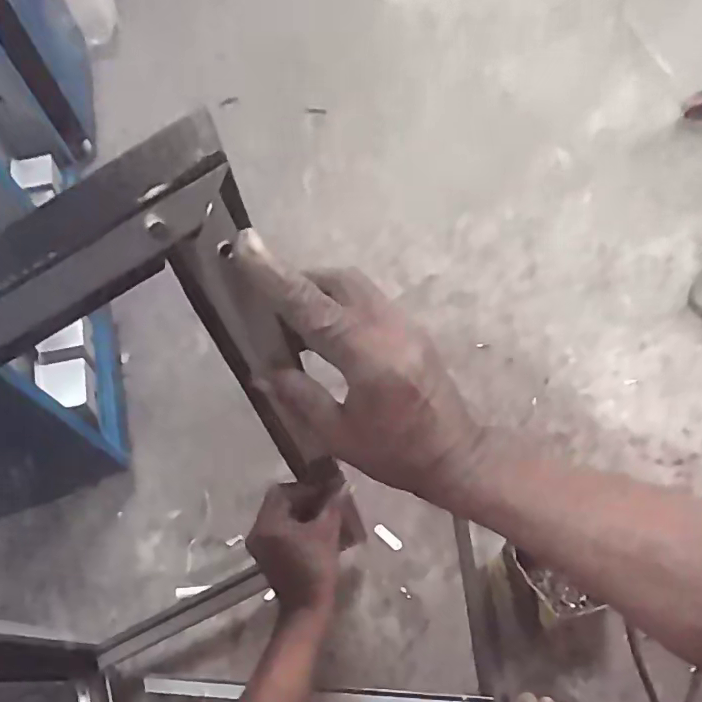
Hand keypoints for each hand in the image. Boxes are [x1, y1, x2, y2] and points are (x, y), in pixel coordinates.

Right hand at [234, 230, 491, 500]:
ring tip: (293, 320)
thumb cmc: (395, 456)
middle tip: (267, 303)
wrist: (456, 456)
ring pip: (355, 286)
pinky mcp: (413, 329)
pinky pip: (369, 300)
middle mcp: (390, 328)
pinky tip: (327, 332)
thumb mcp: (339, 436)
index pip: (312, 307)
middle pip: (337, 281)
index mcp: (369, 358)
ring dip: (320, 291)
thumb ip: (301, 396)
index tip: (246, 244)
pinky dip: (341, 304)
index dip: (275, 278)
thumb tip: (264, 370)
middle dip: (298, 281)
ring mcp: (406, 324)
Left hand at [246, 482, 344, 614]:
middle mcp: (257, 531)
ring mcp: (260, 545)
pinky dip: (297, 526)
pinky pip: (280, 531)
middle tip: (327, 501)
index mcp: (268, 523)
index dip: (306, 488)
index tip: (326, 491)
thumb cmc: (316, 568)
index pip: (282, 491)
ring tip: (325, 515)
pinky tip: (316, 530)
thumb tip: (340, 486)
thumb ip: (332, 505)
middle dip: (304, 500)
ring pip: (280, 517)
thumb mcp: (327, 533)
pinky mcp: (267, 555)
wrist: (306, 607)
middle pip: (279, 504)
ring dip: (302, 513)